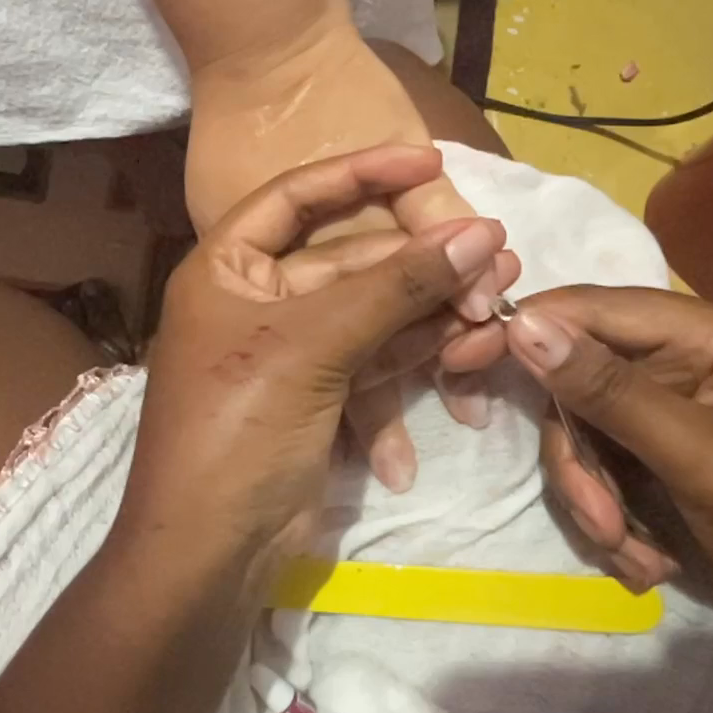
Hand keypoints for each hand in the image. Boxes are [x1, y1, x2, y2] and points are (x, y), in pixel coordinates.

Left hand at [123, 145, 512, 559]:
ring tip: (500, 293)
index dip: (362, 172)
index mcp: (227, 266)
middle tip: (495, 249)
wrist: (213, 553)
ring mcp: (294, 349)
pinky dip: (419, 350)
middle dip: (419, 258)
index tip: (428, 160)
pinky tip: (471, 341)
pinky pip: (377, 355)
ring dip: (433, 304)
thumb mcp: (314, 346)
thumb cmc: (239, 427)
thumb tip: (477, 233)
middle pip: (349, 258)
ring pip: (373, 310)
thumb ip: (396, 287)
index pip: (299, 196)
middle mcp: (258, 298)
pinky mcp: (322, 393)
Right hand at [503, 286, 712, 631]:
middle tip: (599, 520)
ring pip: (587, 427)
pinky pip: (609, 459)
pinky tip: (647, 554)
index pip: (592, 307)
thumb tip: (522, 323)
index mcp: (706, 333)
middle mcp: (684, 353)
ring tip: (631, 552)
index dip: (527, 331)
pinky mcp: (666, 439)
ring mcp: (673, 399)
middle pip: (580, 378)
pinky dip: (616, 509)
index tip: (464, 363)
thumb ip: (608, 388)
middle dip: (580, 456)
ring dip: (597, 495)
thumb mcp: (698, 457)